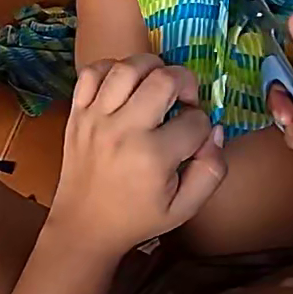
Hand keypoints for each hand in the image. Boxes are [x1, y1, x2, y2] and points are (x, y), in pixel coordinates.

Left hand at [49, 54, 227, 255]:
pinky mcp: (77, 113)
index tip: (194, 139)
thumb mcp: (186, 208)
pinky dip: (111, 68)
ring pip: (128, 66)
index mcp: (153, 157)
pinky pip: (91, 72)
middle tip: (184, 100)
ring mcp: (95, 118)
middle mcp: (123, 131)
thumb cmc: (138, 217)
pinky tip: (125, 85)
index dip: (203, 126)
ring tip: (157, 85)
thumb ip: (211, 171)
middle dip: (186, 82)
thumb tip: (216, 132)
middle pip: (164, 78)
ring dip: (152, 68)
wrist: (85, 227)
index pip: (195, 121)